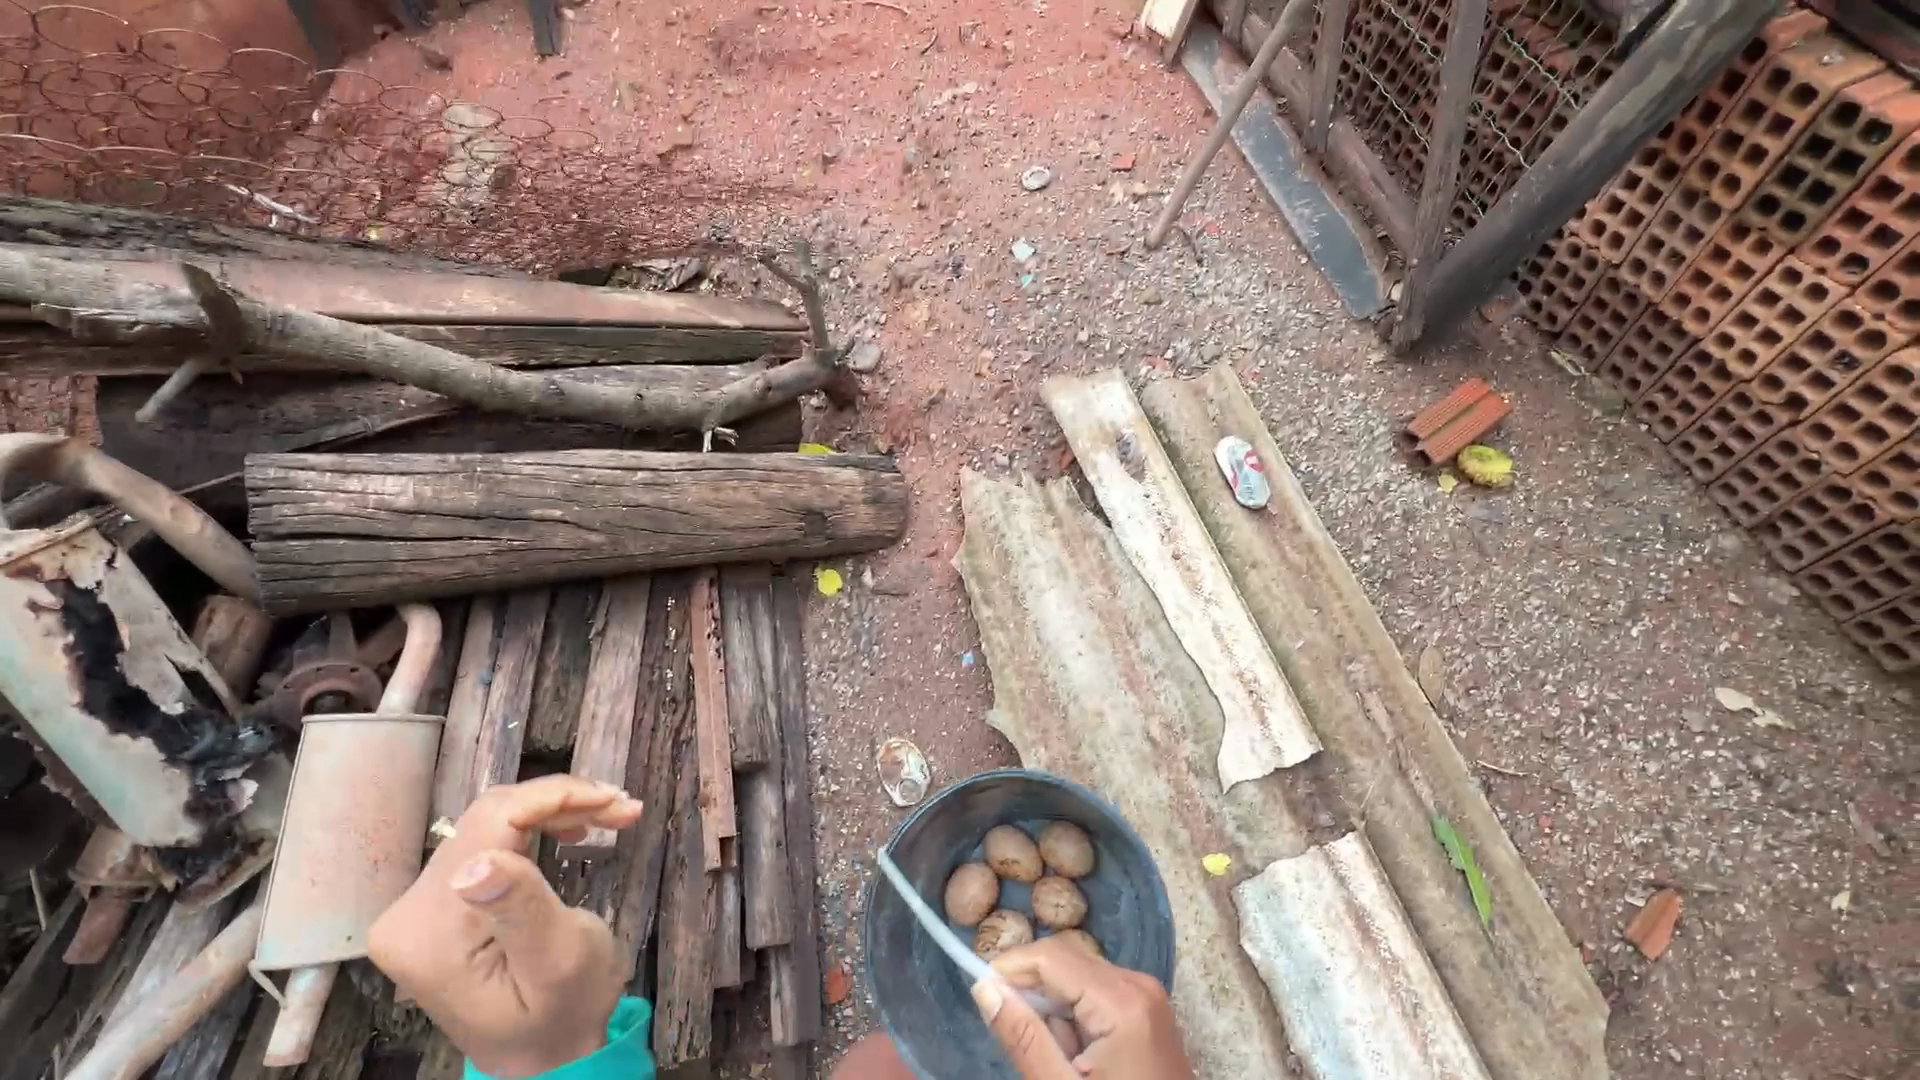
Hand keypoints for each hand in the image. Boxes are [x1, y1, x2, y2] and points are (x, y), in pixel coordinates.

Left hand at [368, 776, 644, 1079]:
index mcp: (430, 929)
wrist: (546, 1056)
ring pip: (496, 820)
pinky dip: (542, 823)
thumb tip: (475, 867)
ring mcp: (422, 905)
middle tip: (626, 809)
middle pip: (493, 816)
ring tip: (614, 815)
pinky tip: (576, 829)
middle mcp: (410, 911)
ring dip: (558, 808)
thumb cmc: (563, 1014)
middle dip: (565, 801)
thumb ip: (520, 909)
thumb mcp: (556, 963)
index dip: (557, 797)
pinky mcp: (441, 901)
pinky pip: (493, 838)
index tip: (617, 801)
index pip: (492, 823)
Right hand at [972, 937, 1193, 1079]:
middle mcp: (1138, 983)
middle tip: (1022, 1042)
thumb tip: (984, 987)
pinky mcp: (1146, 1009)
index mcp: (1122, 1002)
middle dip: (1035, 993)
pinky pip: (1095, 992)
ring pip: (1077, 975)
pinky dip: (1075, 1016)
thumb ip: (1023, 1037)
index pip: (1051, 956)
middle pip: (1065, 960)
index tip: (982, 996)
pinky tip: (1077, 1058)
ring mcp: (1146, 995)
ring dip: (1054, 1008)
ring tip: (1058, 1061)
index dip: (1010, 968)